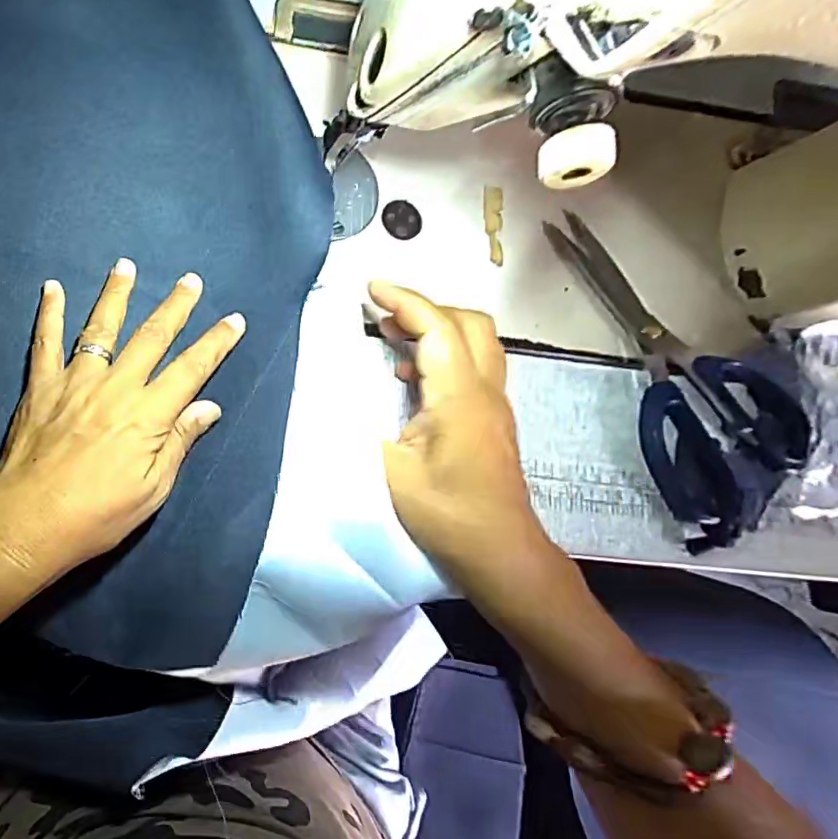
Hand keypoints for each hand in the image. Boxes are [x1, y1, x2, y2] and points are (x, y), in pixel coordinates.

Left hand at [0, 258, 245, 590]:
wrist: (30, 519)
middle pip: (151, 338)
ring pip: (101, 329)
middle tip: (190, 281)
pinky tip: (52, 289)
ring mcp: (74, 383)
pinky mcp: (41, 387)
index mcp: (148, 414)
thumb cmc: (96, 514)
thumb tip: (208, 406)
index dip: (216, 343)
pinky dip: (50, 314)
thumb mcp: (151, 489)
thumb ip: (178, 442)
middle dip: (175, 307)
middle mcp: (115, 387)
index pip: (192, 369)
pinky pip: (46, 343)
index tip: (233, 320)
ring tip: (126, 266)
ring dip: (116, 295)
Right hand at [369, 281, 553, 588]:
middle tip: (380, 312)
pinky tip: (408, 378)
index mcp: (459, 397)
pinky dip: (440, 354)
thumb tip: (338, 396)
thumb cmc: (445, 512)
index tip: (371, 288)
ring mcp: (493, 405)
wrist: (499, 550)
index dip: (404, 301)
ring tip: (389, 336)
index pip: (437, 328)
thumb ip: (364, 425)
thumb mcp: (390, 470)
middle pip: (468, 324)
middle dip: (424, 306)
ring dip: (434, 328)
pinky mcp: (490, 420)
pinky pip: (470, 367)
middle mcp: (485, 391)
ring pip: (475, 343)